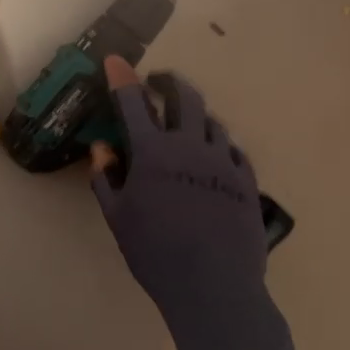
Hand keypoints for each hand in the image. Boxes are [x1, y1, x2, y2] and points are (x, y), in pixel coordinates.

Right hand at [90, 57, 300, 349]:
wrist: (215, 290)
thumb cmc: (155, 252)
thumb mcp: (117, 216)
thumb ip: (106, 177)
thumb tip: (102, 148)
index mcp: (152, 152)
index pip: (133, 102)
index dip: (122, 77)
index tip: (116, 59)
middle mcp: (189, 146)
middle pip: (185, 97)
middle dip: (169, 82)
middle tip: (158, 83)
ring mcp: (222, 163)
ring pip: (212, 121)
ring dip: (196, 115)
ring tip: (187, 122)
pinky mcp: (247, 182)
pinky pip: (234, 150)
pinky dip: (220, 144)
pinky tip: (214, 155)